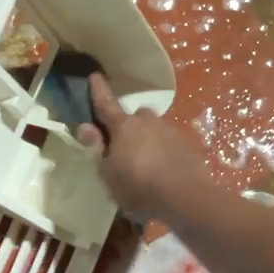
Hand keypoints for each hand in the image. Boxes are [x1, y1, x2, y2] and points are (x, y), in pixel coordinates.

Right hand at [75, 73, 210, 219]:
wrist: (186, 197)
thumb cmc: (138, 186)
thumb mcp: (107, 173)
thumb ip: (96, 148)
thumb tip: (85, 126)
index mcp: (123, 126)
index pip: (106, 103)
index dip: (98, 90)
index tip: (95, 75)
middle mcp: (147, 122)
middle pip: (135, 116)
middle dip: (129, 125)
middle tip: (125, 146)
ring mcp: (170, 131)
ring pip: (155, 129)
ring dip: (149, 140)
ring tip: (147, 164)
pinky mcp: (188, 146)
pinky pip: (170, 143)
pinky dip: (165, 152)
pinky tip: (165, 171)